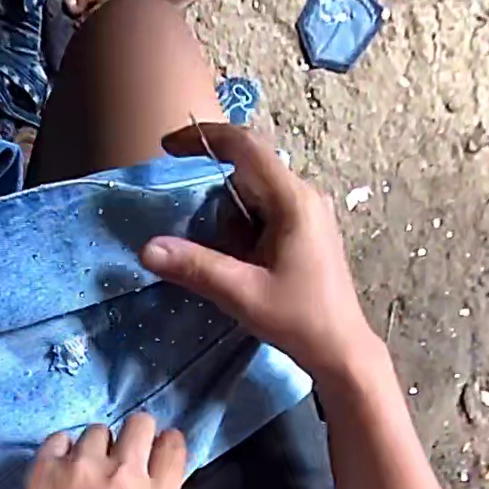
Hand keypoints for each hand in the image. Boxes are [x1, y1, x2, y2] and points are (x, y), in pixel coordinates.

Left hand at [0, 414, 189, 488]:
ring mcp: (84, 467)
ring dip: (97, 446)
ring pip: (98, 430)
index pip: (173, 449)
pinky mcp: (46, 466)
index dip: (168, 444)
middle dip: (137, 433)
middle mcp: (125, 476)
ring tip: (85, 471)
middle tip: (124, 454)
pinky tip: (60, 472)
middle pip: (140, 424)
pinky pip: (61, 438)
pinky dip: (63, 450)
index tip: (159, 449)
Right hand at [139, 123, 381, 382]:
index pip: (245, 146)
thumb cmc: (299, 320)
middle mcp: (303, 197)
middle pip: (248, 170)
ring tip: (212, 247)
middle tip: (182, 215)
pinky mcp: (305, 234)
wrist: (340, 349)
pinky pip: (264, 214)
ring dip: (226, 213)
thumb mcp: (243, 294)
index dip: (204, 138)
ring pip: (254, 194)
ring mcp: (307, 215)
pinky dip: (240, 227)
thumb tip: (148, 248)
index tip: (168, 147)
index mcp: (293, 200)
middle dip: (211, 186)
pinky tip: (233, 258)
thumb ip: (197, 268)